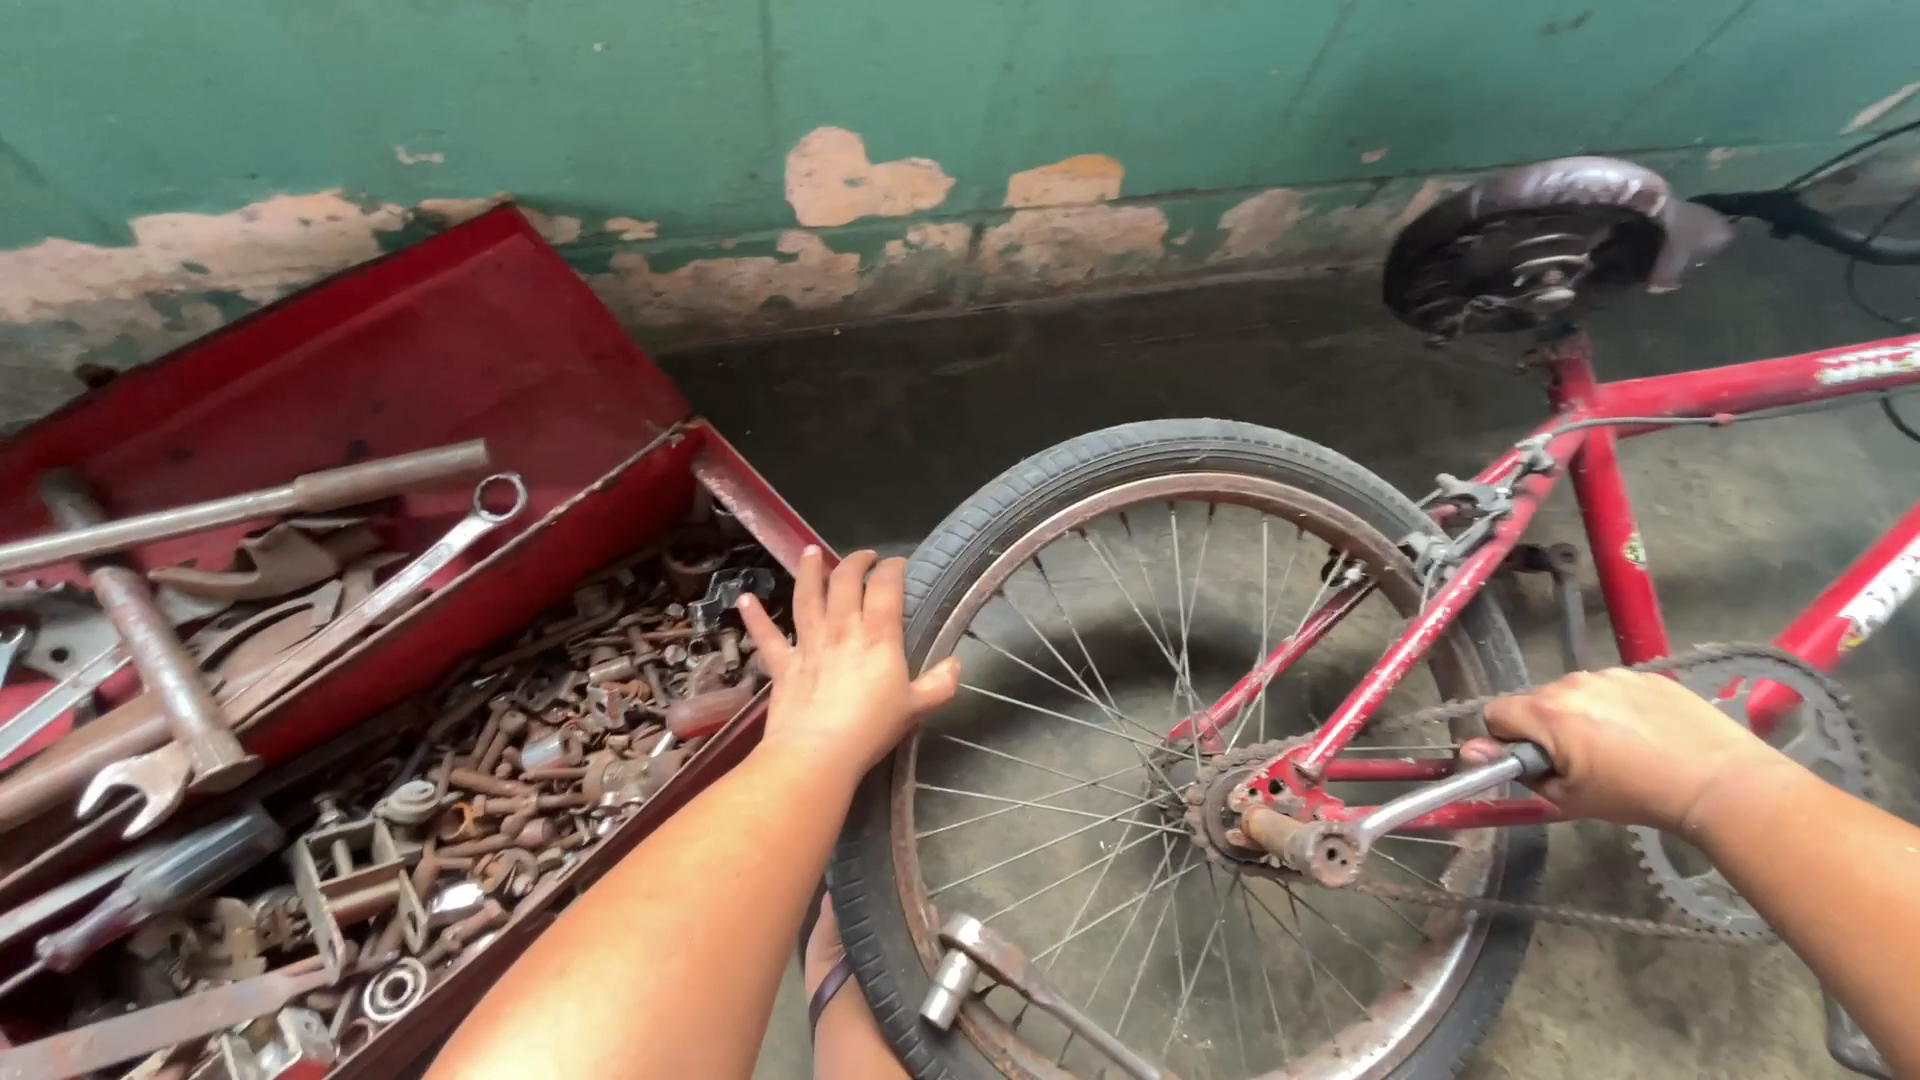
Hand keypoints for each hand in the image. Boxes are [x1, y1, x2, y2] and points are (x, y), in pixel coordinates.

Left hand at [737, 547, 959, 780]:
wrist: (818, 752)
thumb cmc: (871, 728)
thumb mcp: (915, 708)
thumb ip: (938, 685)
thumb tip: (956, 666)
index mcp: (878, 636)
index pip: (886, 588)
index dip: (892, 570)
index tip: (897, 565)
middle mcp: (842, 629)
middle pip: (845, 582)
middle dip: (855, 562)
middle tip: (864, 558)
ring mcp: (809, 643)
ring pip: (807, 597)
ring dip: (808, 571)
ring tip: (809, 552)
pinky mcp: (783, 664)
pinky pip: (767, 637)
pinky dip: (755, 618)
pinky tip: (745, 600)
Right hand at [1461, 668, 1791, 832]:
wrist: (1727, 786)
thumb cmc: (1639, 796)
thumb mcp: (1568, 796)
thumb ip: (1515, 770)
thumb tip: (1469, 751)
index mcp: (1546, 711)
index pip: (1495, 713)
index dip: (1507, 740)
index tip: (1536, 762)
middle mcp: (1571, 683)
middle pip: (1535, 702)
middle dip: (1546, 727)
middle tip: (1582, 760)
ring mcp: (1613, 675)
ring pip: (1575, 694)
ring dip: (1581, 714)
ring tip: (1620, 747)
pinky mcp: (1648, 675)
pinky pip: (1614, 688)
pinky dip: (1618, 707)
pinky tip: (1647, 733)